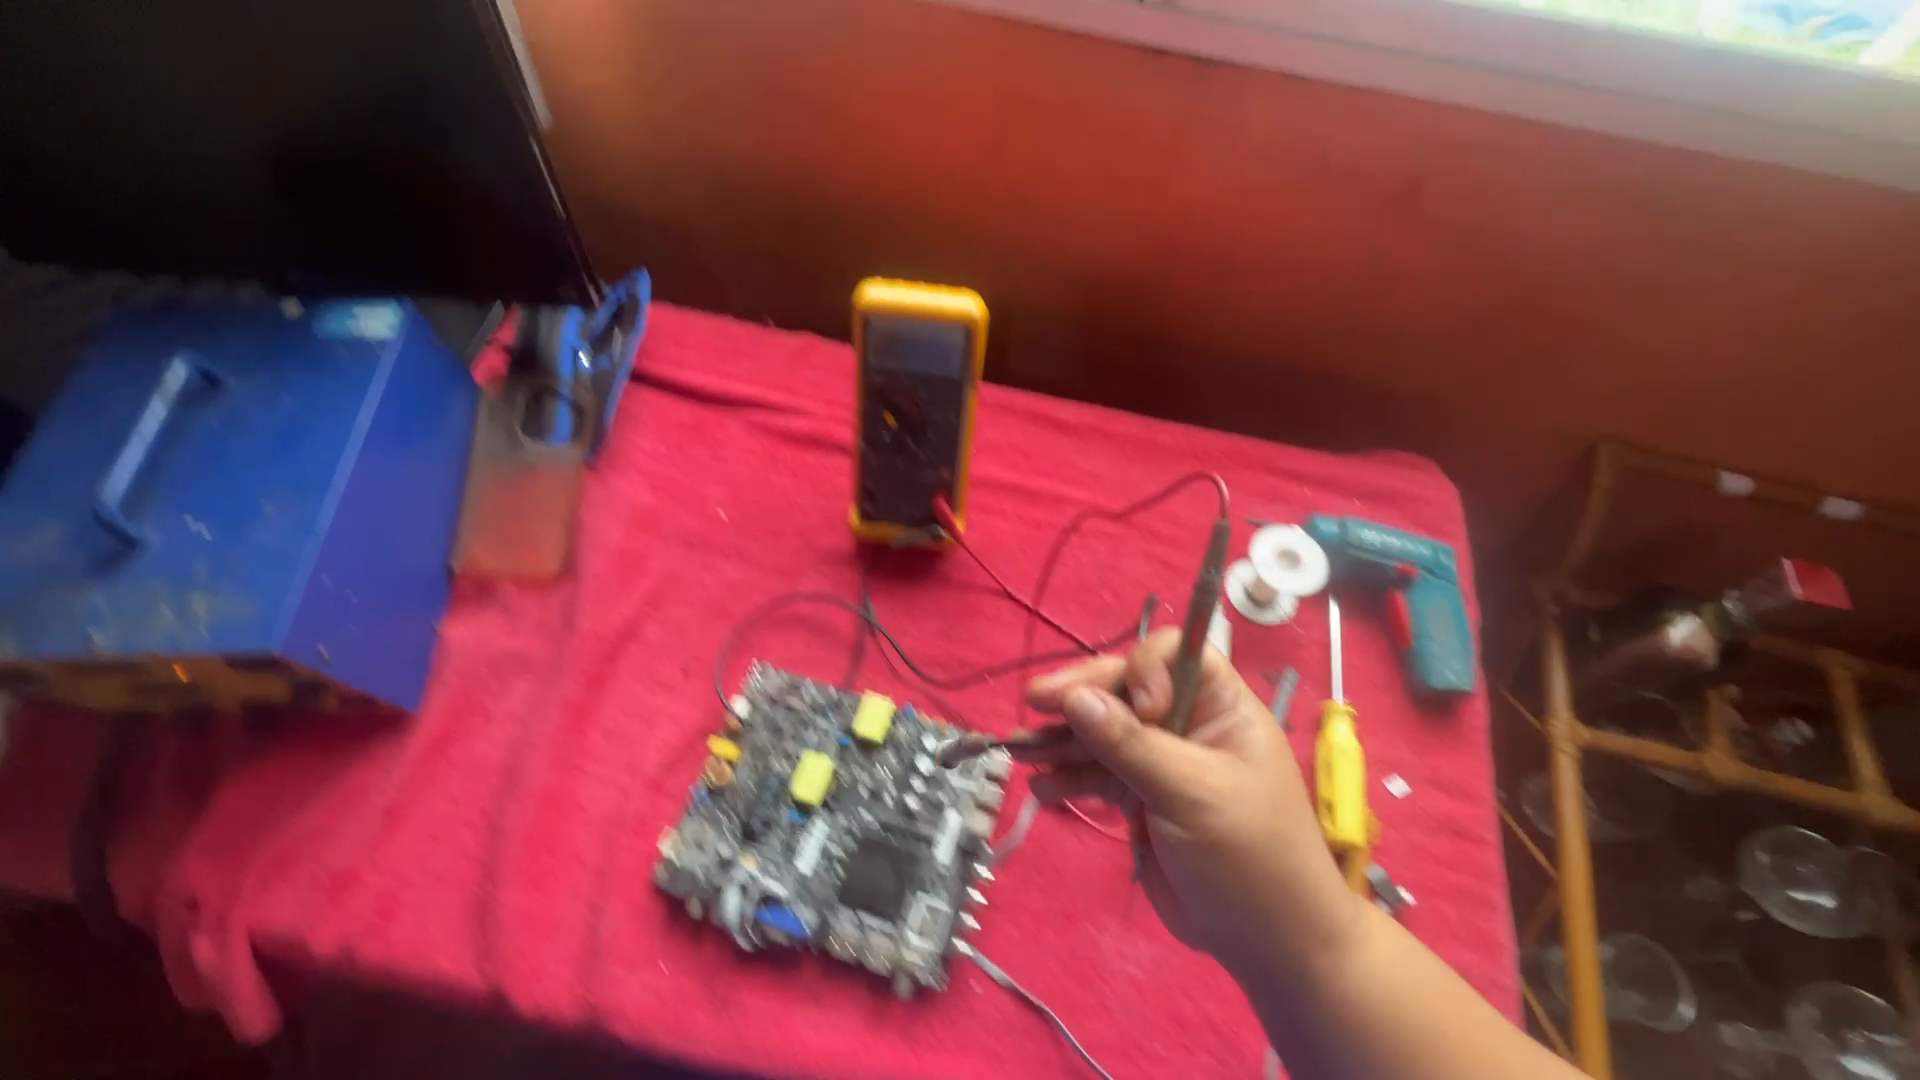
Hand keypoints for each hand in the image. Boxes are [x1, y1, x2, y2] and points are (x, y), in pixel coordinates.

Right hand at [1019, 628, 1365, 980]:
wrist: (1267, 941)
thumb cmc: (1248, 854)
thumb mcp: (1192, 792)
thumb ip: (1130, 744)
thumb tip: (1073, 698)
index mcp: (1219, 706)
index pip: (1171, 655)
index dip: (1143, 669)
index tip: (1138, 707)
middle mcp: (1187, 723)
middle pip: (1123, 691)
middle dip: (1079, 698)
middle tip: (1032, 703)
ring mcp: (1160, 761)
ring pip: (1102, 733)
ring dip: (1060, 739)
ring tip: (1018, 750)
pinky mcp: (1140, 798)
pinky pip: (1097, 774)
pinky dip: (1068, 778)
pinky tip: (1042, 787)